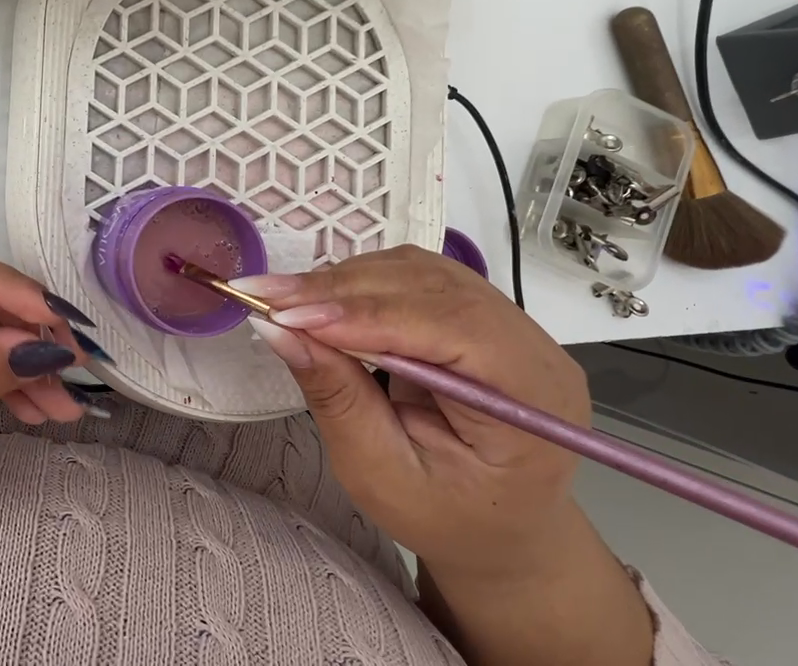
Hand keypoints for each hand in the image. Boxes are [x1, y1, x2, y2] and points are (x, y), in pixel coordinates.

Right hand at [240, 246, 651, 664]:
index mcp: (532, 400)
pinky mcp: (475, 311)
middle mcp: (532, 346)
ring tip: (282, 297)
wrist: (498, 525)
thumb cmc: (445, 515)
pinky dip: (357, 281)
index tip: (289, 315)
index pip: (453, 327)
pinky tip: (316, 298)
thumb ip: (338, 399)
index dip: (367, 313)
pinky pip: (413, 276)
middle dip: (341, 290)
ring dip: (344, 279)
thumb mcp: (382, 475)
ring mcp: (508, 322)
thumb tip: (278, 331)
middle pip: (432, 287)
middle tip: (265, 295)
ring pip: (418, 271)